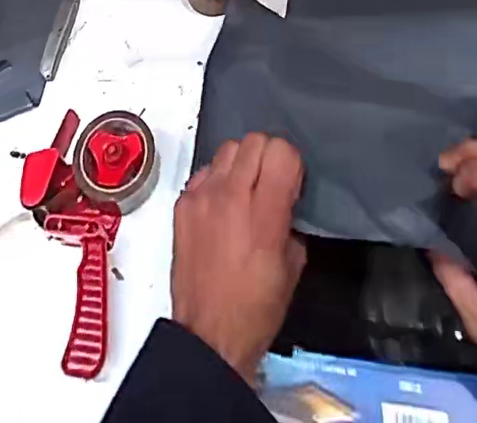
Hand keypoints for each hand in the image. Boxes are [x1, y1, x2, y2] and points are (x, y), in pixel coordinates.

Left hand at [171, 133, 307, 375]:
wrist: (209, 336)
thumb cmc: (254, 308)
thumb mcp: (294, 263)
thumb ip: (292, 217)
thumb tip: (286, 195)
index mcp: (264, 214)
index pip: (281, 151)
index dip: (291, 162)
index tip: (292, 180)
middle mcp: (230, 198)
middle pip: (255, 140)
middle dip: (268, 156)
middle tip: (270, 181)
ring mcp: (202, 199)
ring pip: (228, 148)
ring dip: (242, 162)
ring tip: (246, 189)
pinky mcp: (182, 206)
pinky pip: (205, 171)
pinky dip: (217, 179)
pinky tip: (223, 204)